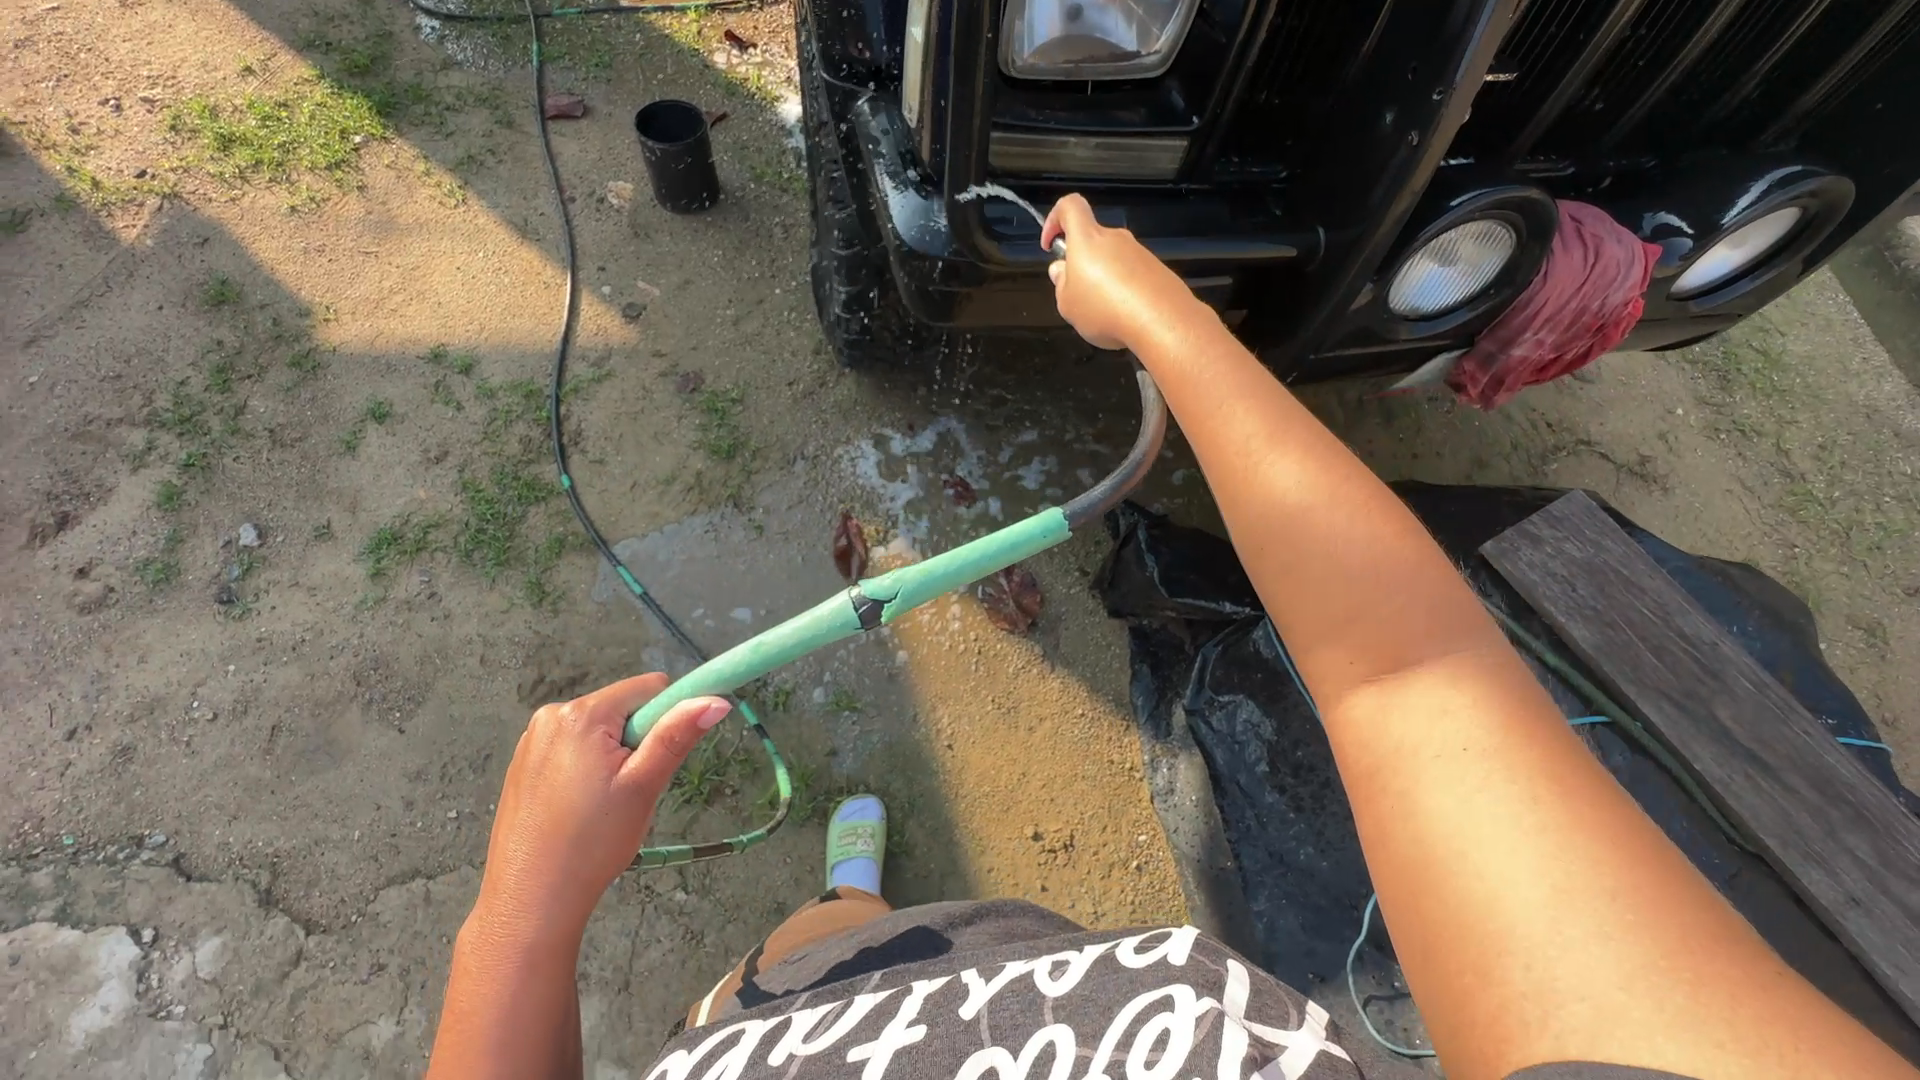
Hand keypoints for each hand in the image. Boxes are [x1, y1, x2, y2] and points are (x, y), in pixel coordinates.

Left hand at [472, 674, 730, 941]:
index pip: (650, 689)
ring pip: (601, 730)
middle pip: (623, 709)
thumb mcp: (644, 786)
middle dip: (638, 742)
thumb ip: (678, 735)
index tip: (658, 761)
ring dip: (615, 756)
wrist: (529, 901)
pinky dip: (588, 768)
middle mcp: (551, 715)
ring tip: (606, 803)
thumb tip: (717, 700)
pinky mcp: (523, 763)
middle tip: (631, 790)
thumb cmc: (591, 843)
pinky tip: (582, 808)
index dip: (667, 719)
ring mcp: (533, 740)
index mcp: (581, 714)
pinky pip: (574, 748)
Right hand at [1041, 193, 1195, 350]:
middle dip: (1080, 264)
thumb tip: (1061, 270)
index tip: (1050, 244)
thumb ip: (1061, 284)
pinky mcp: (1157, 270)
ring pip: (1112, 260)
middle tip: (1076, 295)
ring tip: (1101, 313)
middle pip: (1092, 240)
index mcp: (1088, 239)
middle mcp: (1115, 238)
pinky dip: (1123, 291)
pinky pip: (1132, 275)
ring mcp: (1139, 253)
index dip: (1055, 219)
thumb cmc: (1106, 310)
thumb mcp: (1067, 305)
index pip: (1070, 206)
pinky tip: (1124, 316)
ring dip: (1102, 280)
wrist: (1162, 321)